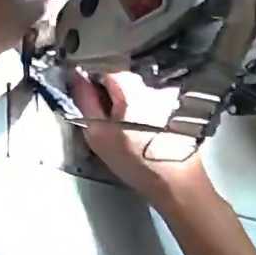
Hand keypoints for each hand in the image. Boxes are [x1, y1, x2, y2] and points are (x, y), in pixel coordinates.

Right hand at [71, 73, 215, 211]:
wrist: (176, 184)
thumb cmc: (133, 160)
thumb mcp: (98, 133)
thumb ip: (85, 100)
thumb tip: (76, 75)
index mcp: (131, 88)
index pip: (104, 70)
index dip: (94, 84)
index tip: (93, 102)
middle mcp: (151, 84)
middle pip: (123, 77)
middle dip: (113, 91)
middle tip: (109, 117)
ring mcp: (168, 93)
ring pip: (138, 88)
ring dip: (130, 99)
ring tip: (128, 123)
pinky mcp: (179, 104)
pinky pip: (153, 97)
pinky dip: (146, 106)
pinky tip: (146, 127)